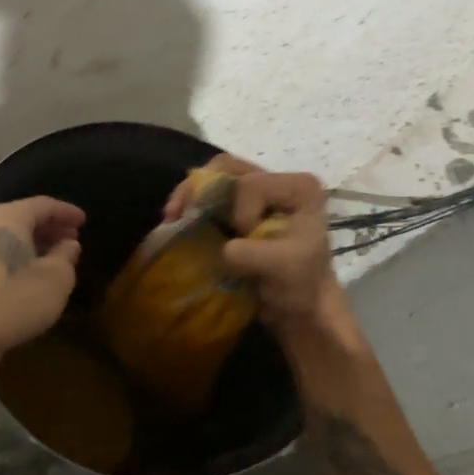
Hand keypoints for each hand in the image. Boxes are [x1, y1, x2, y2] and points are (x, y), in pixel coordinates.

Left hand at [0, 196, 84, 370]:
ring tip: (57, 257)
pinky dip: (20, 257)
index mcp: (8, 219)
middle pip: (23, 218)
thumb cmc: (15, 299)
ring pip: (10, 237)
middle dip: (50, 227)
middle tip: (73, 237)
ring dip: (35, 244)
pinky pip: (0, 254)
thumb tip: (69, 244)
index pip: (42, 205)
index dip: (66, 211)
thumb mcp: (56, 278)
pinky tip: (33, 275)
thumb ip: (66, 256)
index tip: (85, 221)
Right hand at [164, 154, 342, 328]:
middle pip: (228, 167)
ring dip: (190, 195)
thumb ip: (253, 254)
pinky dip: (192, 205)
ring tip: (172, 217)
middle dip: (199, 189)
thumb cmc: (300, 286)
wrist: (300, 308)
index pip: (253, 184)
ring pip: (214, 176)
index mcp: (300, 188)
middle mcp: (280, 181)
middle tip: (178, 214)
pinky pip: (211, 194)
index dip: (241, 214)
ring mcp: (260, 193)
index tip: (249, 242)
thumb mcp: (284, 269)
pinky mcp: (242, 208)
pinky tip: (178, 221)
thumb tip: (223, 249)